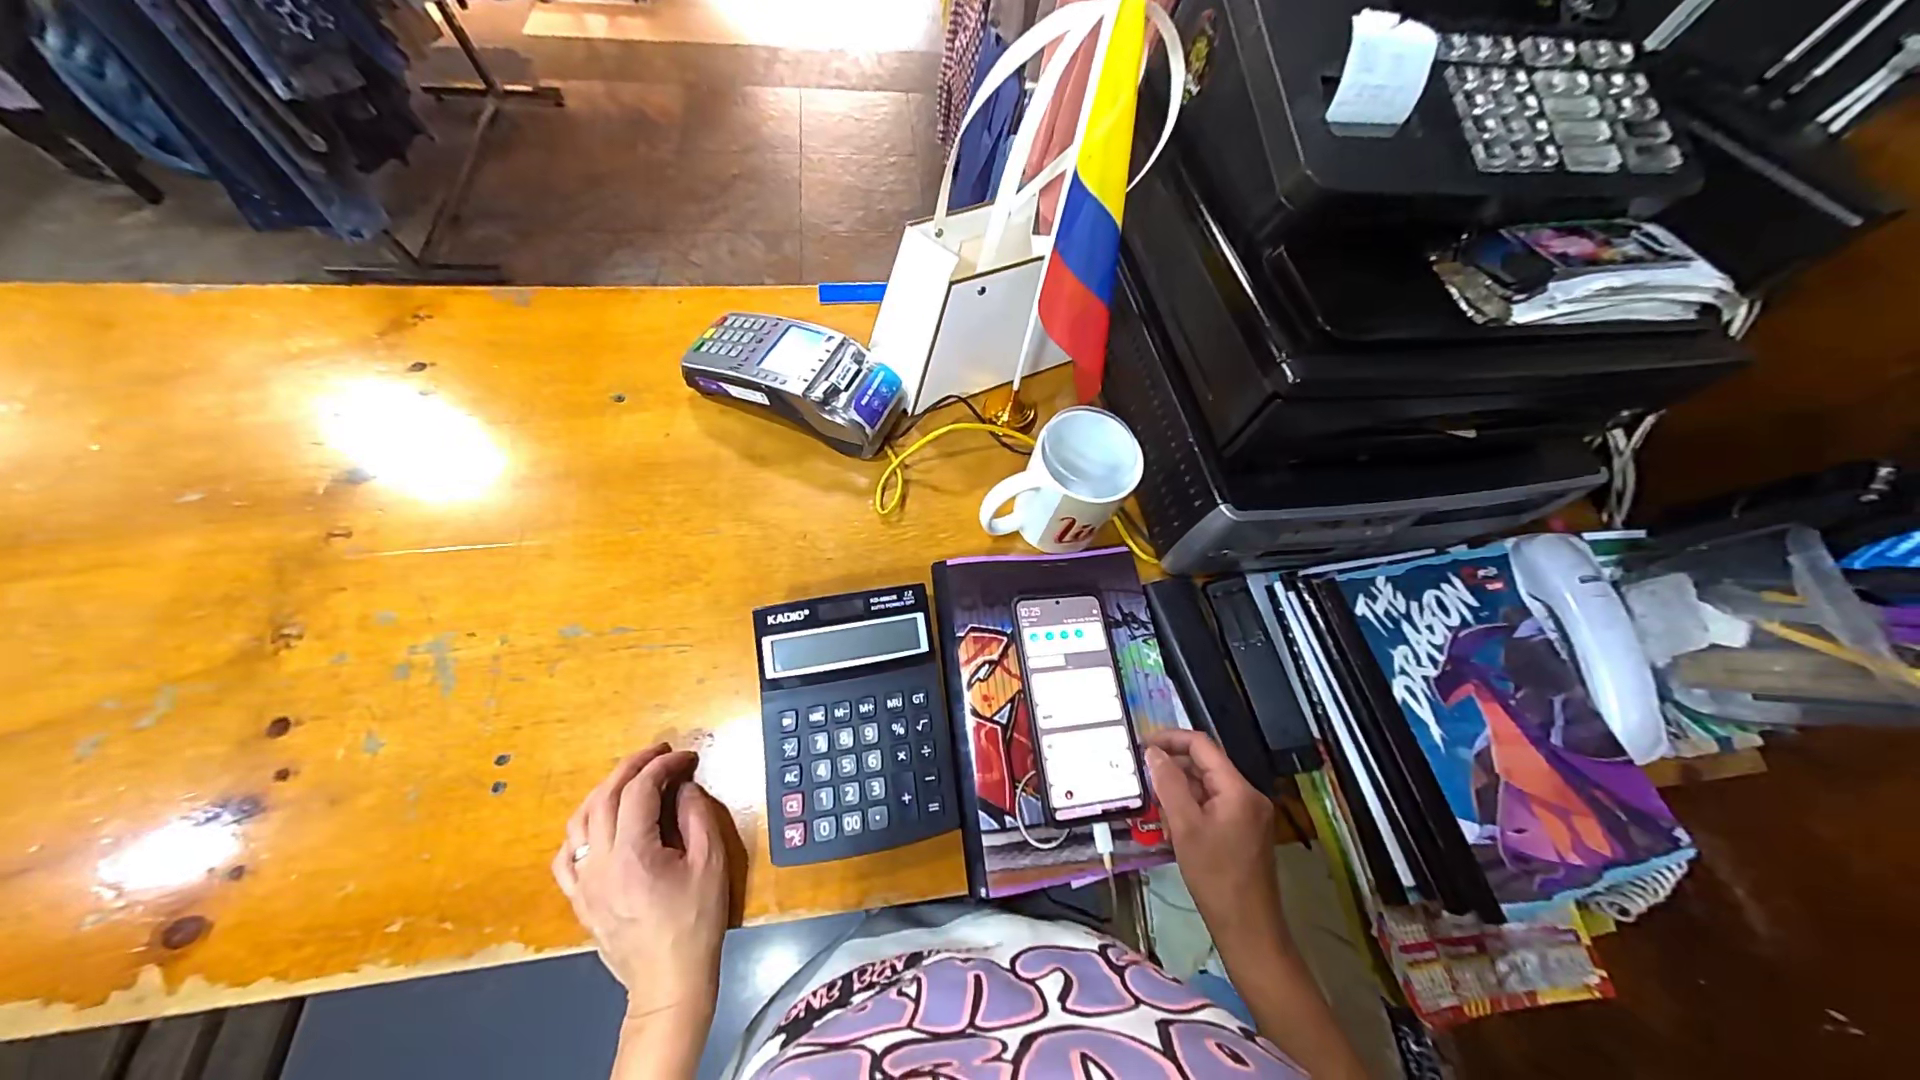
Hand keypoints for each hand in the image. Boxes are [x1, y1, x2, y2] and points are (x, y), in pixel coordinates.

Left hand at [552, 744, 732, 1026]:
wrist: (669, 980)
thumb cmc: (696, 921)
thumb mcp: (710, 862)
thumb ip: (697, 816)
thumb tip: (683, 786)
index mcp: (633, 854)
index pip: (640, 790)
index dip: (663, 765)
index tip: (686, 757)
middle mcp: (600, 863)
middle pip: (605, 797)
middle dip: (633, 766)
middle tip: (659, 752)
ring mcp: (583, 883)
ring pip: (580, 821)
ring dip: (605, 790)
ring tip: (631, 778)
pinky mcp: (579, 899)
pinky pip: (567, 855)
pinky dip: (582, 828)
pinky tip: (599, 822)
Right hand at [1143, 729, 1284, 943]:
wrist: (1248, 929)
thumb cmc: (1215, 876)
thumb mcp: (1184, 826)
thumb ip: (1168, 783)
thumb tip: (1153, 752)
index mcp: (1238, 789)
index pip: (1202, 745)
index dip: (1170, 739)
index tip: (1141, 746)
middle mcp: (1248, 795)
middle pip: (1205, 765)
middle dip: (1172, 768)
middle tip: (1142, 778)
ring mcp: (1248, 814)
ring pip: (1207, 787)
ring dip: (1179, 790)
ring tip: (1154, 805)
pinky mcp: (1244, 831)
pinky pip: (1213, 805)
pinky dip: (1191, 808)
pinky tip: (1172, 825)